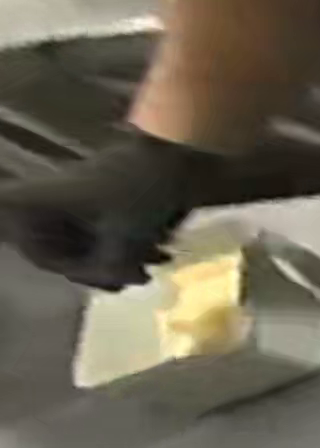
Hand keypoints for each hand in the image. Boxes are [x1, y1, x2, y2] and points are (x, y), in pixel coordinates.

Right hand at [0, 129, 221, 289]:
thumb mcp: (128, 238)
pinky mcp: (91, 207)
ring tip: (158, 259)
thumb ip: (112, 266)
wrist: (171, 164)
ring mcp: (62, 206)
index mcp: (21, 205)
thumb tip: (108, 282)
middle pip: (66, 255)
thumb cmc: (141, 194)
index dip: (83, 274)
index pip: (42, 258)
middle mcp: (32, 204)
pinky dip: (130, 248)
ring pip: (88, 248)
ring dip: (125, 259)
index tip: (121, 281)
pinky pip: (102, 237)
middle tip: (142, 277)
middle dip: (108, 268)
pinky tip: (161, 253)